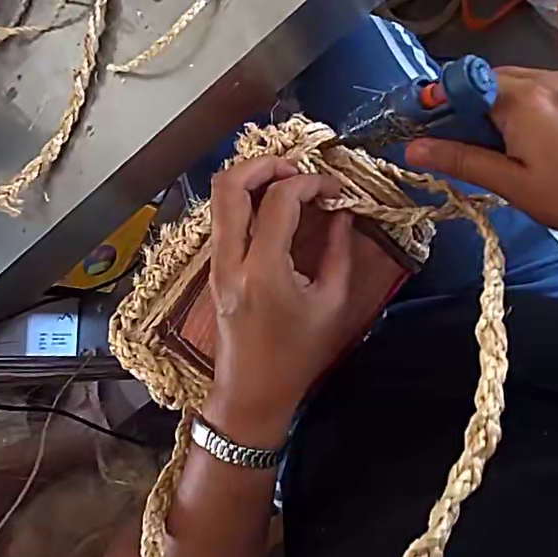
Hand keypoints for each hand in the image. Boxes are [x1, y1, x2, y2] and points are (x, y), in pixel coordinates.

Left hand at [205, 157, 358, 446]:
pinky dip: (248, 199)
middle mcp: (230, 260)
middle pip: (229, 184)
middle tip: (300, 170)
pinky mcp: (215, 267)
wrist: (251, 393)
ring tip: (290, 183)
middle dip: (266, 163)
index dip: (310, 183)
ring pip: (219, 196)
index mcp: (263, 271)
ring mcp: (216, 262)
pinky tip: (277, 208)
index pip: (279, 201)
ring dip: (253, 178)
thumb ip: (339, 251)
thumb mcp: (331, 304)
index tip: (335, 191)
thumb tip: (342, 212)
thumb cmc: (297, 356)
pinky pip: (224, 216)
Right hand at [405, 67, 557, 247]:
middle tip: (456, 149)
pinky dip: (517, 111)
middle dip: (464, 108)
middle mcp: (545, 80)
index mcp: (523, 98)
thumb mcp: (513, 184)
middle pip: (487, 81)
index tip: (422, 131)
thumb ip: (462, 160)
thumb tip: (413, 148)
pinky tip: (523, 146)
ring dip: (491, 110)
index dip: (438, 104)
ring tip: (491, 152)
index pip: (463, 84)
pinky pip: (537, 93)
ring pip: (512, 86)